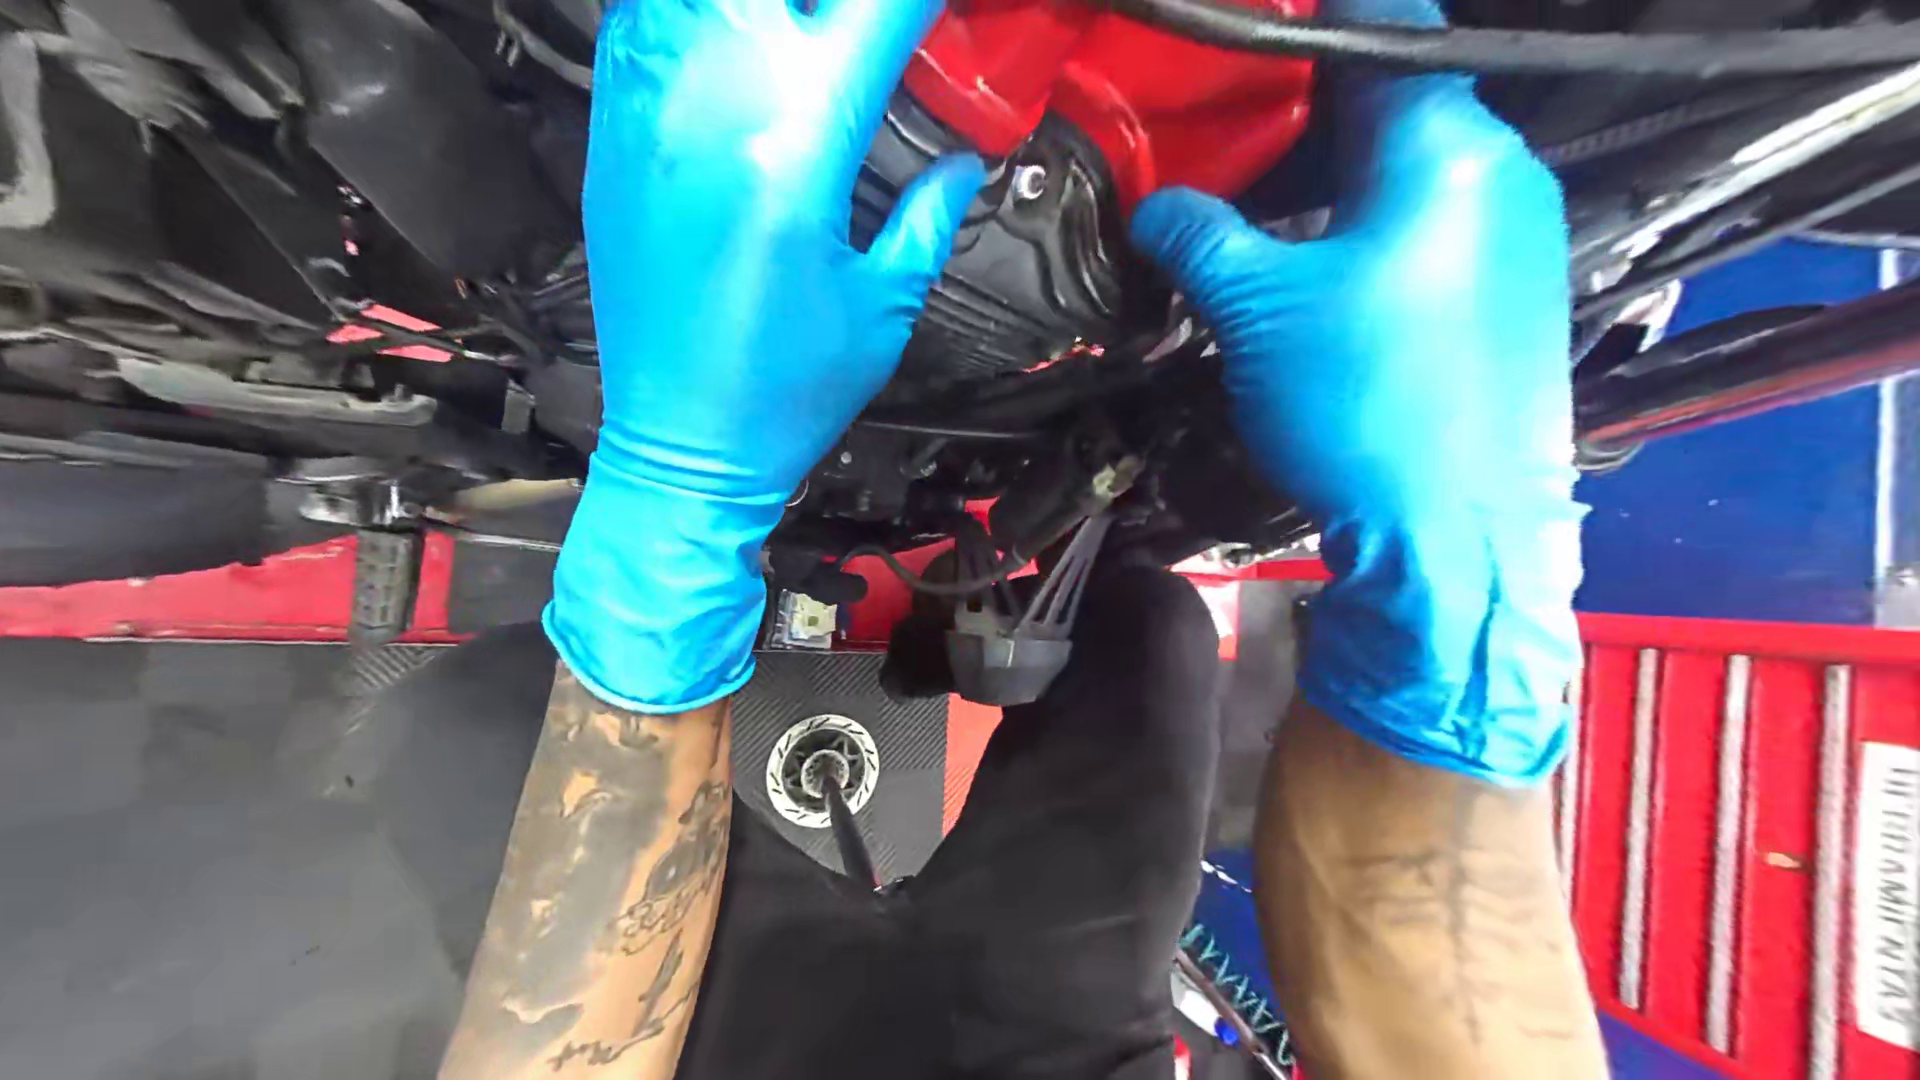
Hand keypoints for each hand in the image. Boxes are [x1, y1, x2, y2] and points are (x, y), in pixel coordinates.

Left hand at [548, 0, 984, 711]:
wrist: (686, 447)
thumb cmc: (778, 397)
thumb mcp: (879, 314)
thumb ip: (925, 223)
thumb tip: (960, 169)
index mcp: (797, 160)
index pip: (872, 19)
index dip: (918, 3)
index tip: (940, 10)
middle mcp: (712, 114)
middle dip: (842, 10)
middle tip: (873, 35)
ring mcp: (647, 119)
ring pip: (707, 0)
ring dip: (774, 15)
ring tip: (809, 41)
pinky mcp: (613, 145)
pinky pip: (644, 24)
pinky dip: (700, 22)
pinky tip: (738, 48)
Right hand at [1129, 0, 1584, 783]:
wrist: (1446, 522)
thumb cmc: (1356, 399)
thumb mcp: (1254, 312)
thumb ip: (1200, 242)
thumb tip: (1151, 208)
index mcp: (1446, 154)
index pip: (1384, 45)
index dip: (1310, 46)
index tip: (1254, 66)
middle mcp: (1500, 179)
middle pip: (1393, 117)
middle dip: (1309, 131)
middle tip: (1237, 163)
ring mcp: (1513, 244)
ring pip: (1408, 185)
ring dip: (1336, 194)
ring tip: (1269, 229)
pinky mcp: (1503, 303)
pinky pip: (1429, 240)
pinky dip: (1370, 241)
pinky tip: (1323, 287)